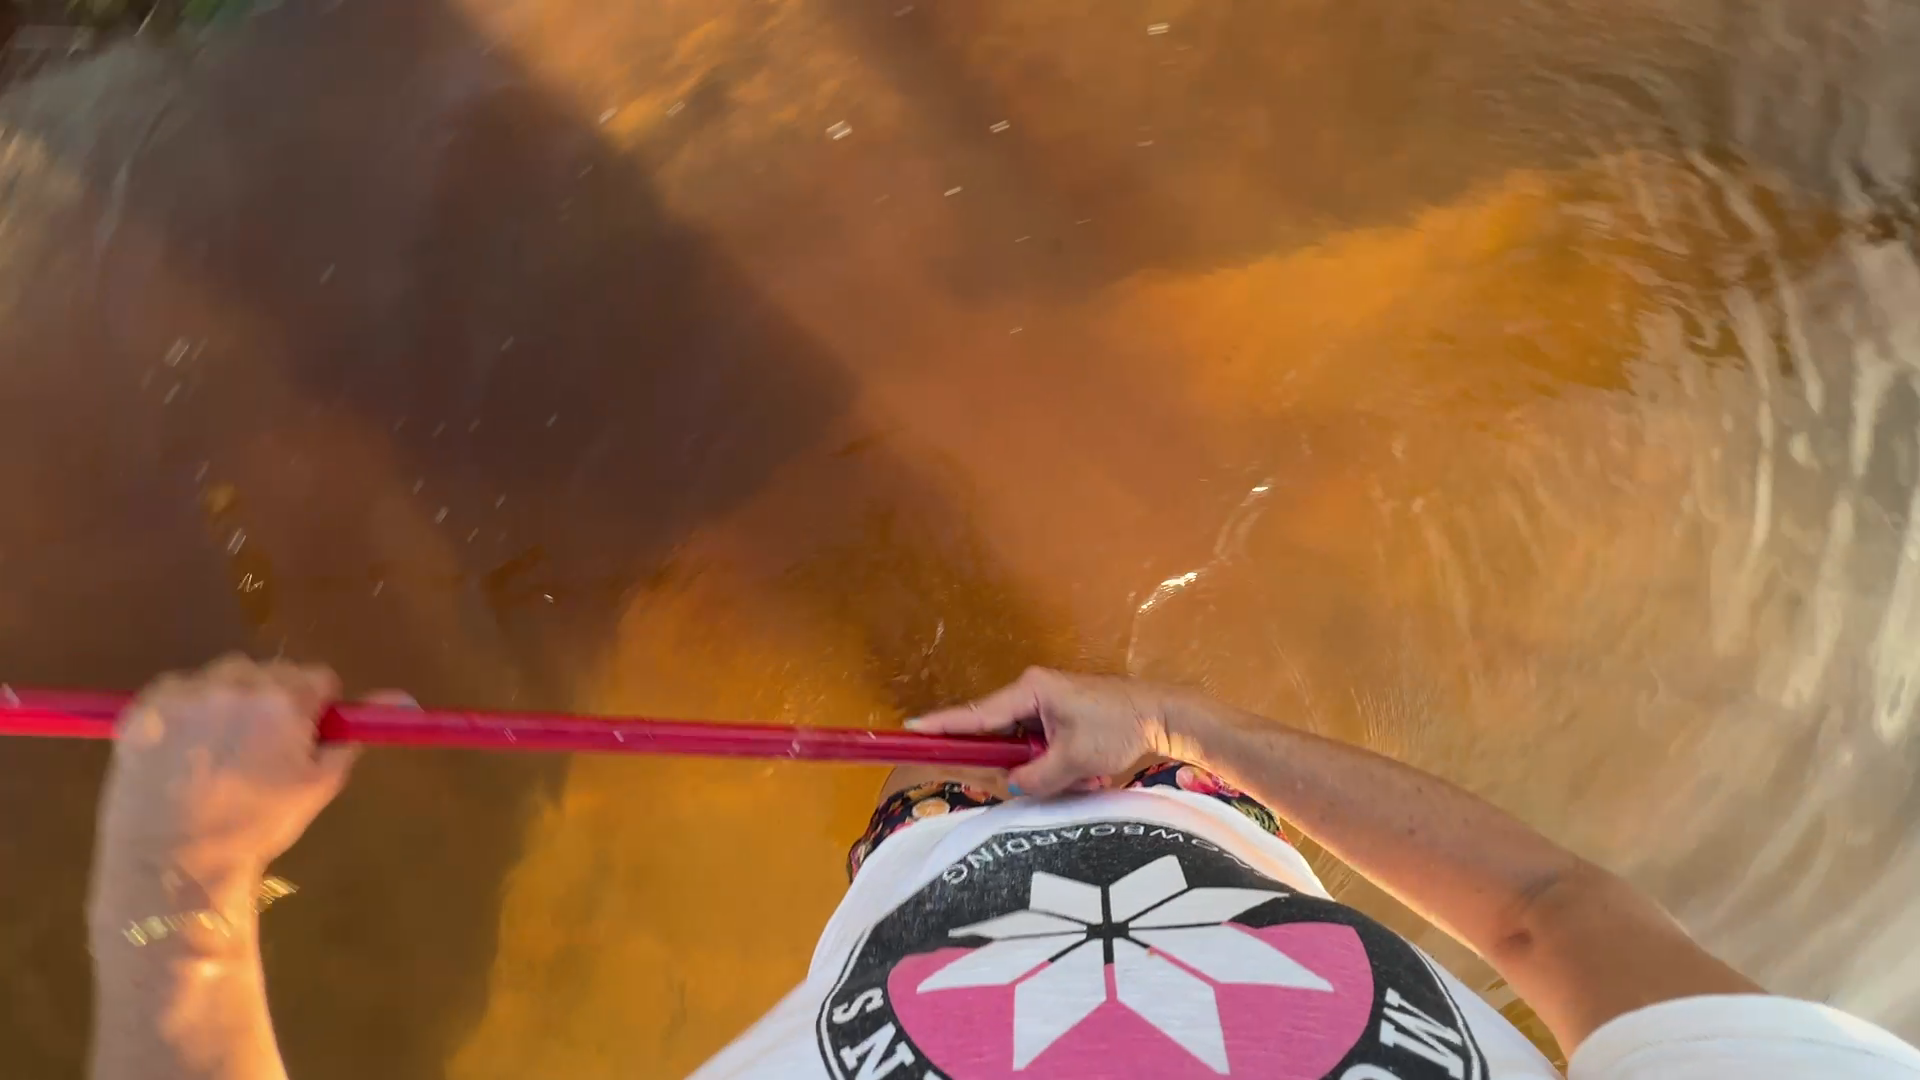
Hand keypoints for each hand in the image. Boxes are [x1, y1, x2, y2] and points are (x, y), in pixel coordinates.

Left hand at [95, 655, 359, 880]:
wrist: (172, 860)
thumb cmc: (262, 820)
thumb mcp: (325, 778)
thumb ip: (357, 731)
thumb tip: (404, 699)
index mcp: (286, 700)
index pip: (319, 676)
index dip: (318, 705)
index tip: (307, 733)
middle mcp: (237, 685)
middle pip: (273, 670)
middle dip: (277, 697)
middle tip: (266, 741)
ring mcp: (184, 696)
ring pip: (226, 675)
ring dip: (233, 696)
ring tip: (224, 740)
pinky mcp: (142, 710)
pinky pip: (179, 687)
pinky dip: (189, 703)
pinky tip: (188, 739)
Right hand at [908, 667, 1192, 795]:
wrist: (1160, 714)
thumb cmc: (1117, 727)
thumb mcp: (1075, 759)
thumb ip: (1037, 775)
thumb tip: (1013, 784)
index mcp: (1030, 691)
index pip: (977, 714)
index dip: (943, 725)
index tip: (911, 729)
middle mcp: (1031, 693)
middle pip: (997, 734)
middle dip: (1015, 762)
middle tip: (1043, 775)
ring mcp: (1044, 704)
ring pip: (1020, 745)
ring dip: (1044, 767)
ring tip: (1083, 771)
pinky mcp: (1057, 717)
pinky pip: (1039, 746)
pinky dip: (1055, 765)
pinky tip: (1087, 770)